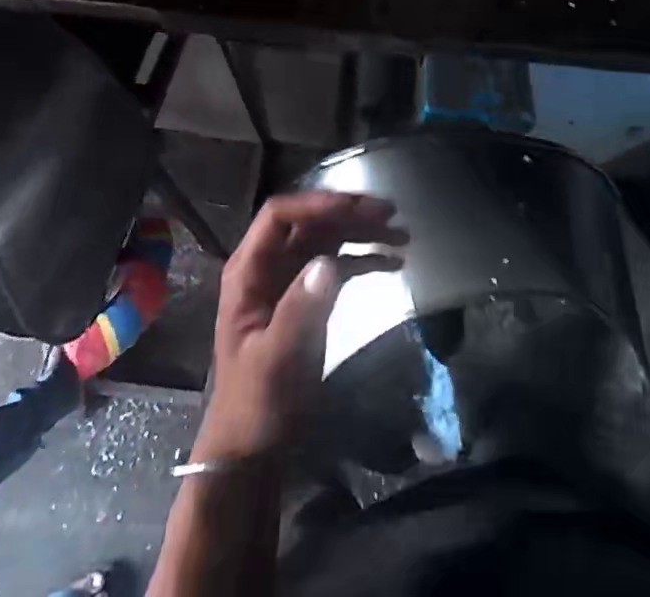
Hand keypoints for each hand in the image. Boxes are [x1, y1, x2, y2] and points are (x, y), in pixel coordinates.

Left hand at [195, 193, 405, 462]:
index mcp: (248, 271)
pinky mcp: (307, 299)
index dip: (316, 204)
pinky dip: (363, 260)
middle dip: (347, 213)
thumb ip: (300, 311)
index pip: (279, 216)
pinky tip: (393, 264)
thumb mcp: (277, 360)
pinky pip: (336, 267)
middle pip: (308, 223)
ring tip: (401, 235)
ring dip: (360, 233)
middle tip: (390, 214)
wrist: (253, 445)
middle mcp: (267, 267)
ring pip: (325, 241)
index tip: (358, 208)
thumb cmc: (256, 403)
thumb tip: (328, 263)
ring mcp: (287, 282)